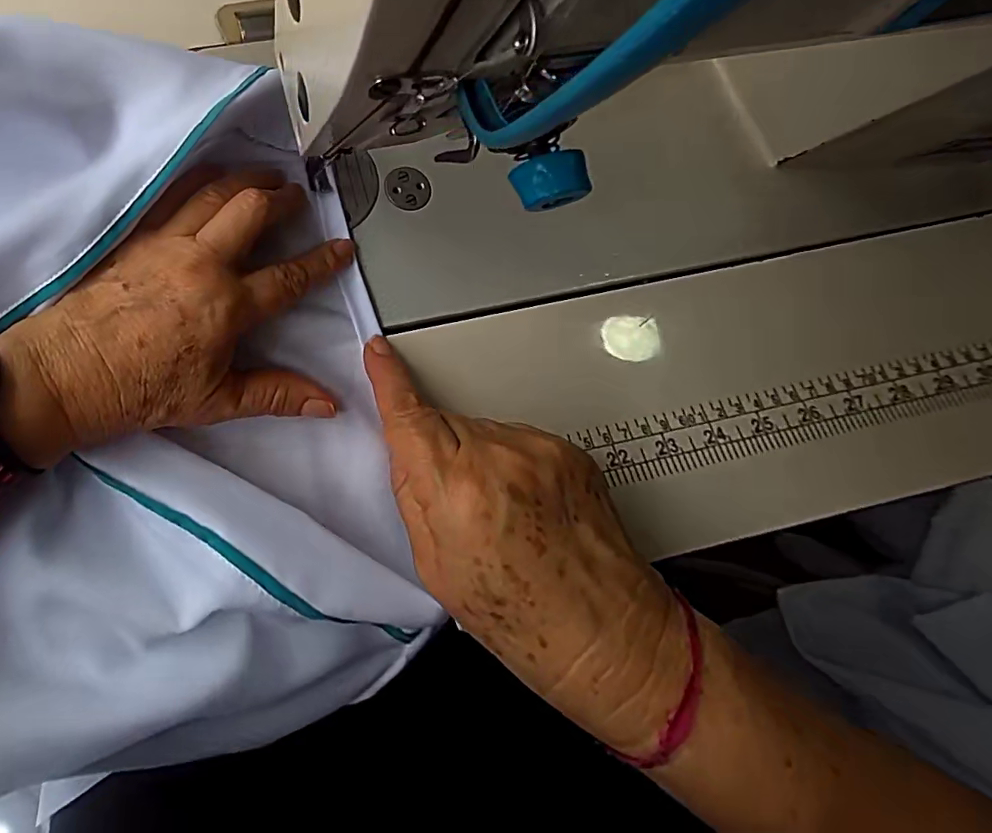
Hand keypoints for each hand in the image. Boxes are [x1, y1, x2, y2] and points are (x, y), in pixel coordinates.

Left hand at [0, 166, 355, 466]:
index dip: (322, 261)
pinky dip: (191, 181)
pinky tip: (201, 179)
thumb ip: (274, 394)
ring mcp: (163, 245)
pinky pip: (167, 196)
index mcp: (226, 306)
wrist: (68, 372)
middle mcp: (200, 264)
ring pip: (211, 192)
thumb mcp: (213, 402)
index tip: (340, 248)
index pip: (289, 277)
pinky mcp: (132, 238)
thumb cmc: (136, 390)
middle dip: (281, 197)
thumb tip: (326, 403)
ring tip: (258, 176)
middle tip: (294, 195)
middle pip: (252, 210)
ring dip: (241, 178)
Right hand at [361, 337, 689, 752]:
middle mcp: (500, 459)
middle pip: (441, 423)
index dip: (388, 379)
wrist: (612, 639)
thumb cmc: (520, 616)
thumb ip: (412, 495)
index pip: (409, 416)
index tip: (378, 352)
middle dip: (433, 447)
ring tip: (498, 510)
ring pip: (478, 430)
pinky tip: (525, 504)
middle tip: (450, 498)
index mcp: (456, 490)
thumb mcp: (433, 562)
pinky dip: (507, 462)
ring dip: (473, 456)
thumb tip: (405, 453)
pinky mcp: (569, 453)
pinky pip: (514, 440)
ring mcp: (541, 452)